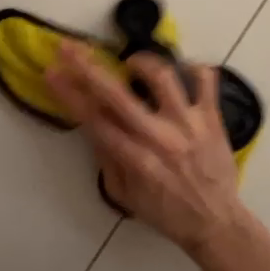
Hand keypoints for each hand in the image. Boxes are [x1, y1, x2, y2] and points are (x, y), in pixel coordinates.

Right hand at [46, 41, 246, 252]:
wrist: (218, 224)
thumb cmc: (166, 212)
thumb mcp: (124, 195)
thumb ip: (106, 159)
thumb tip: (92, 124)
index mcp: (135, 159)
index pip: (94, 118)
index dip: (69, 93)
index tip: (51, 72)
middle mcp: (159, 137)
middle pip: (117, 93)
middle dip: (87, 66)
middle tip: (67, 47)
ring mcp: (188, 124)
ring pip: (163, 77)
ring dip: (141, 62)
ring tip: (131, 63)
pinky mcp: (212, 119)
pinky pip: (206, 81)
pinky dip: (194, 68)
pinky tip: (181, 69)